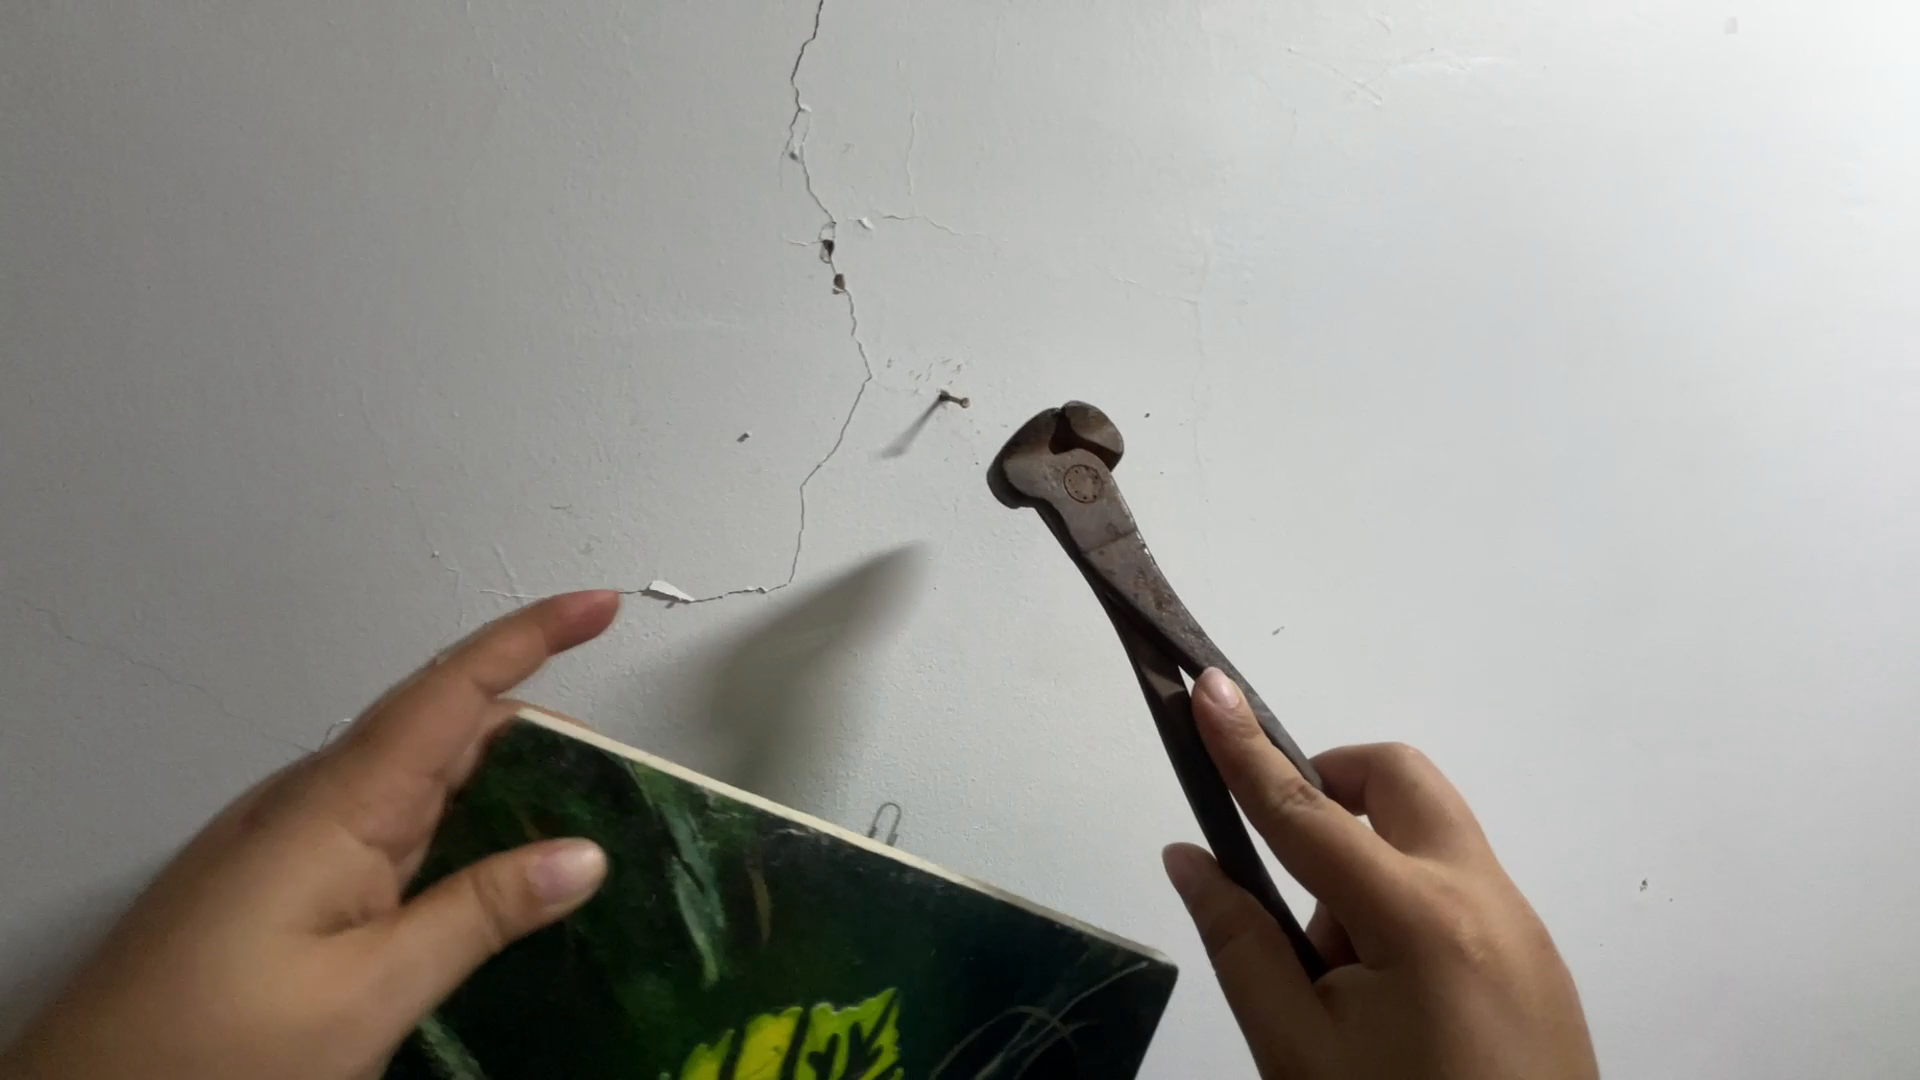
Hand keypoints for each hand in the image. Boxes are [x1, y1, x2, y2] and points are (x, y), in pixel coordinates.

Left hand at [0, 591, 622, 1079]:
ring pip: (436, 770)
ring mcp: (307, 835)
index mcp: (340, 804)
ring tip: (578, 816)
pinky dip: (474, 817)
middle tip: (618, 774)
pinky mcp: (299, 873)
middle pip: (455, 722)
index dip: (534, 634)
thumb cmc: (199, 1065)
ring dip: (514, 776)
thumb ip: (482, 914)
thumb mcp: (364, 999)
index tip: (601, 604)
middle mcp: (325, 799)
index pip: (455, 689)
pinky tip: (504, 858)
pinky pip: (410, 815)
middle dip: (544, 724)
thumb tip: (587, 856)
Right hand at [1164, 669, 1597, 1079]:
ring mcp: (1521, 928)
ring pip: (1422, 829)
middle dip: (1330, 782)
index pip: (1303, 811)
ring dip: (1360, 857)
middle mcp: (1484, 901)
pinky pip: (1449, 879)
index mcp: (1421, 923)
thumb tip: (1188, 858)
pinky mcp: (1534, 956)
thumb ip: (1239, 940)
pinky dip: (1396, 892)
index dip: (1244, 747)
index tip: (1209, 686)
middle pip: (1398, 778)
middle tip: (1289, 853)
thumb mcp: (1296, 1052)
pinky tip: (1387, 992)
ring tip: (1341, 972)